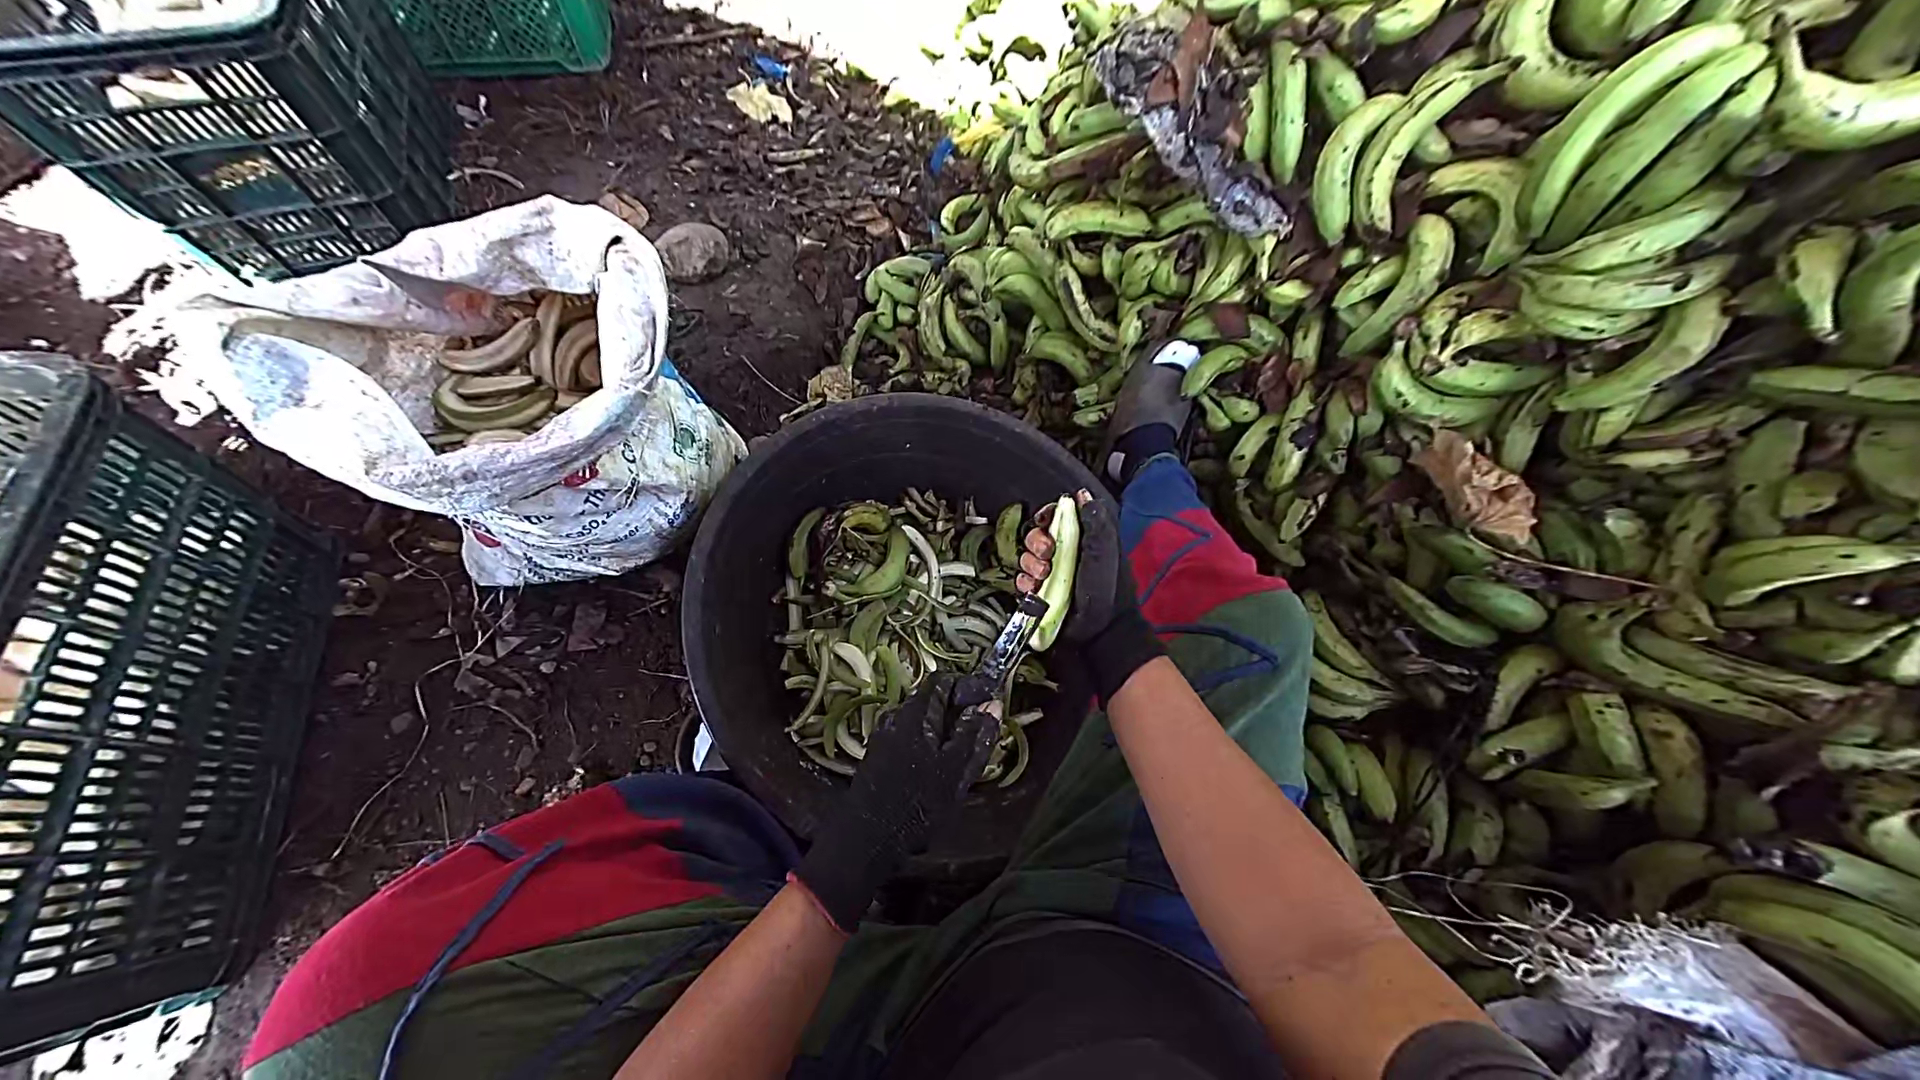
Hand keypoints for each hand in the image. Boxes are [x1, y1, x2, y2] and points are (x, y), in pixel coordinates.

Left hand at [793, 674, 996, 931]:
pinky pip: (909, 734)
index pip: (942, 681)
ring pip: (920, 718)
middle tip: (980, 726)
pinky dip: (928, 739)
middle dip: (957, 706)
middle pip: (930, 698)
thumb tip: (993, 705)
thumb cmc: (917, 802)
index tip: (988, 700)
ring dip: (943, 724)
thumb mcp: (956, 770)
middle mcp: (896, 717)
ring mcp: (884, 736)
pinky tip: (937, 762)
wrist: (868, 837)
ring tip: (963, 746)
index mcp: (916, 715)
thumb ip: (975, 735)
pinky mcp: (878, 754)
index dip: (968, 685)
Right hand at [1017, 490, 1164, 703]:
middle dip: (1036, 543)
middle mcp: (1064, 553)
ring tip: (1043, 578)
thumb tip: (1081, 494)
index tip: (1045, 524)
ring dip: (1030, 565)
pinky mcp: (1038, 592)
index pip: (1056, 516)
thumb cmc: (1107, 592)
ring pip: (1025, 557)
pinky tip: (1035, 590)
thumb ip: (1094, 522)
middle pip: (1035, 535)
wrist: (1099, 633)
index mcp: (1081, 539)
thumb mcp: (1103, 552)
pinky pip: (1021, 580)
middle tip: (1048, 556)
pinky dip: (1025, 584)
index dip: (1047, 517)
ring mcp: (1050, 574)